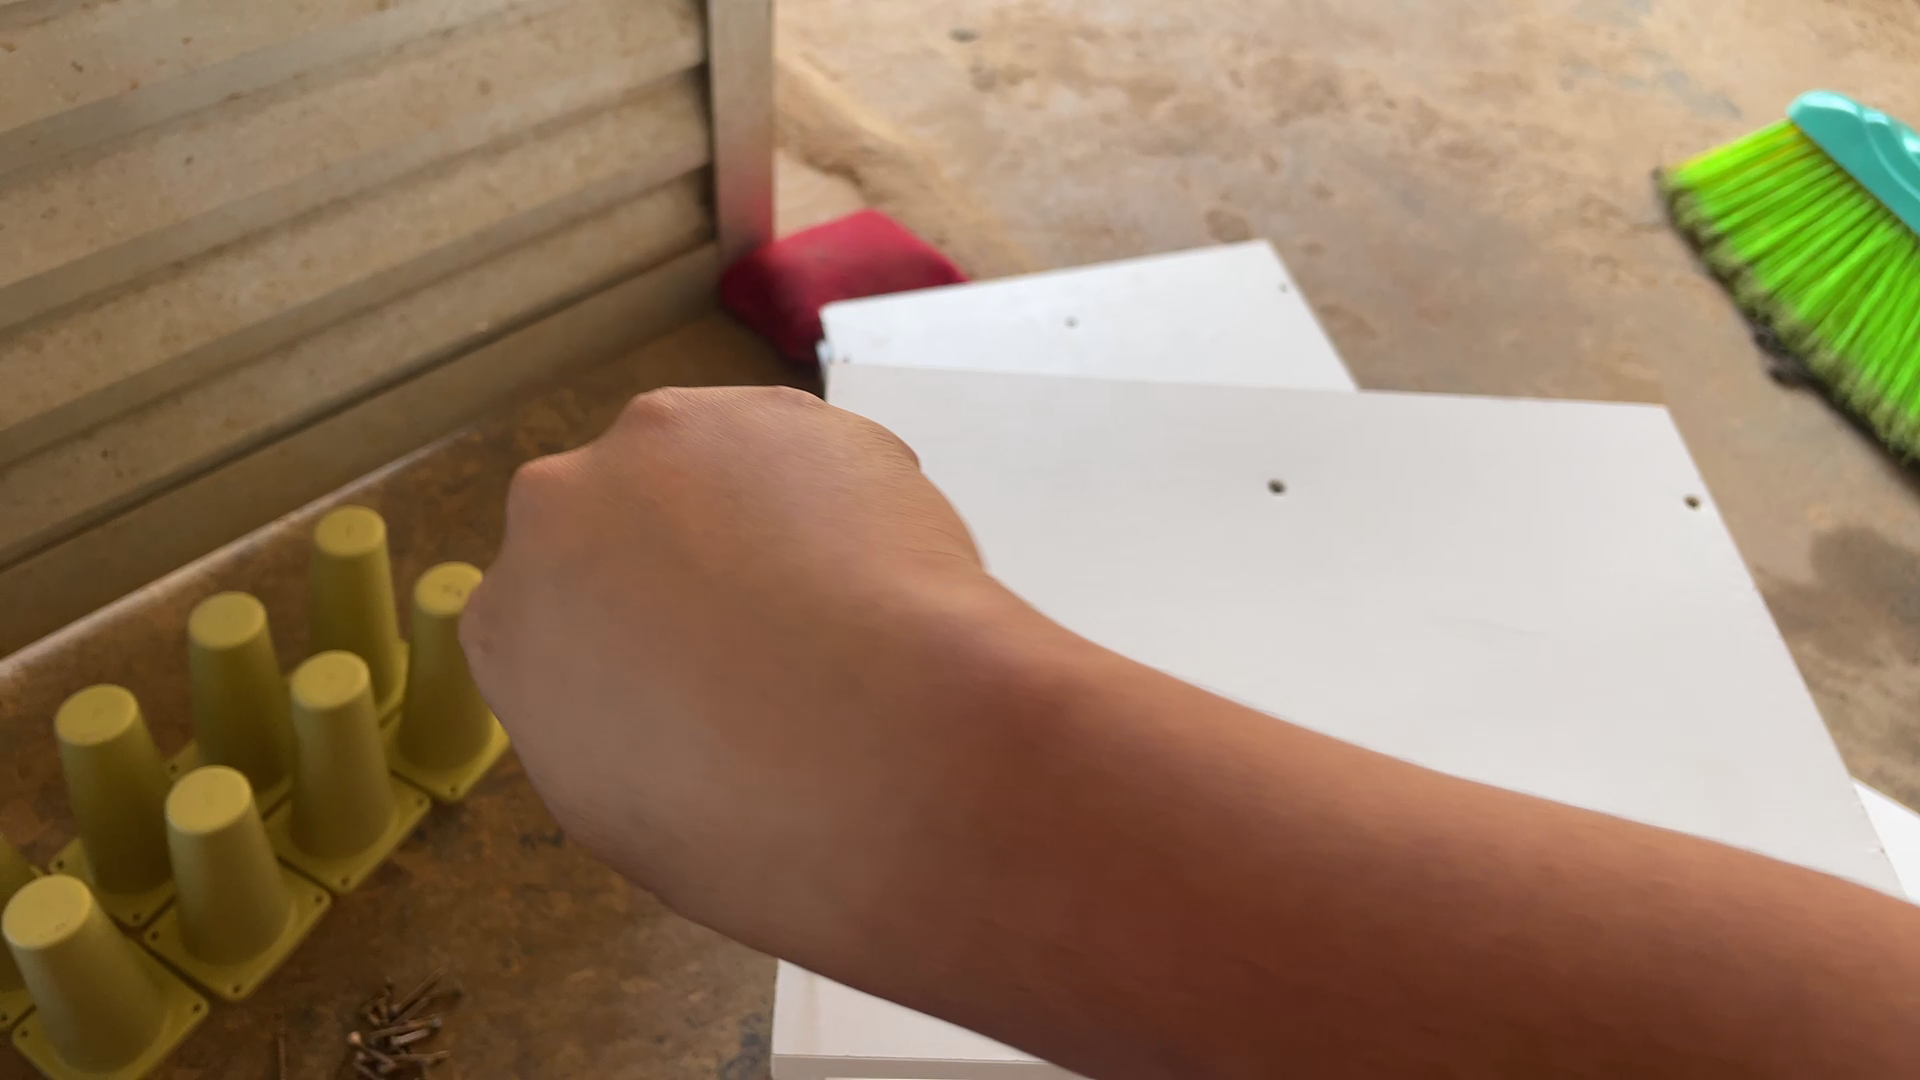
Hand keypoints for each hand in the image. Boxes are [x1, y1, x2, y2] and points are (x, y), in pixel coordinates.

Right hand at [460, 386, 1043, 955]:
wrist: (862, 739)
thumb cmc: (743, 810)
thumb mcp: (624, 803)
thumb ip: (612, 715)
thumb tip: (662, 689)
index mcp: (512, 612)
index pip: (575, 602)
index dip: (654, 626)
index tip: (713, 651)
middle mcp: (575, 498)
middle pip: (645, 514)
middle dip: (708, 552)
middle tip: (787, 617)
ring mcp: (682, 436)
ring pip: (734, 466)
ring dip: (781, 514)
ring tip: (844, 595)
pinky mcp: (787, 411)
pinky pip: (821, 454)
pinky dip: (853, 497)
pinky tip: (886, 562)